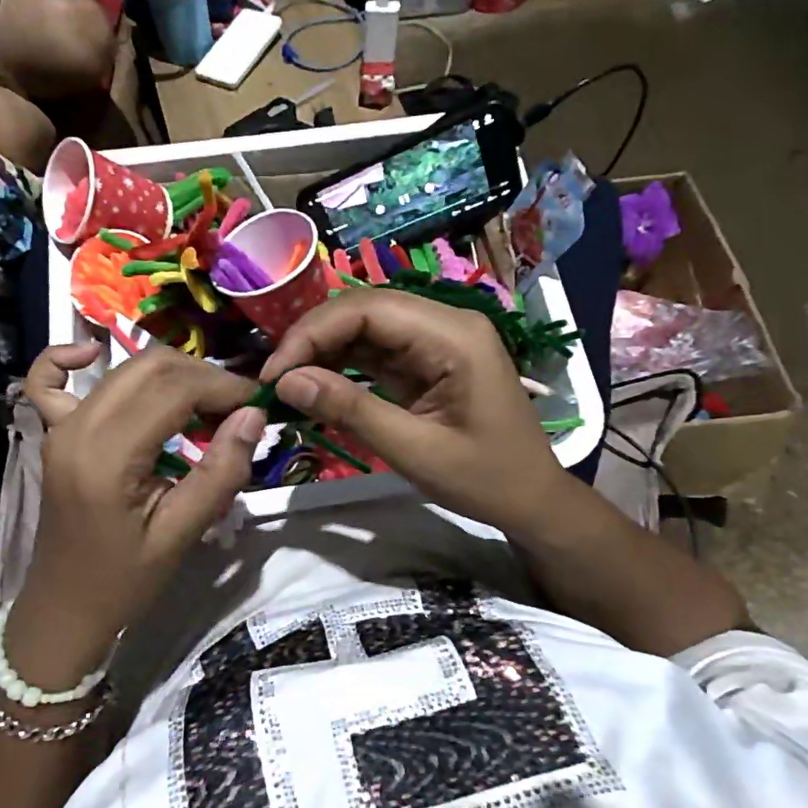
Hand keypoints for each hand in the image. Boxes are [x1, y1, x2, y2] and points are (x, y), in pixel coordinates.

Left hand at [22, 344, 264, 634]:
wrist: (66, 608)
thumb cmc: (125, 580)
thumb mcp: (182, 534)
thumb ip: (220, 471)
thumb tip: (253, 416)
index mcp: (108, 455)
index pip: (174, 389)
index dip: (224, 387)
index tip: (259, 404)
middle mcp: (78, 427)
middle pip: (150, 367)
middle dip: (204, 377)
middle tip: (239, 407)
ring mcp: (60, 427)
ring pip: (123, 370)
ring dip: (173, 375)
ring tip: (208, 405)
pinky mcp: (54, 434)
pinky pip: (49, 382)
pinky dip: (70, 359)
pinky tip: (92, 353)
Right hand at [259, 291, 574, 537]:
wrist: (531, 498)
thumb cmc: (484, 479)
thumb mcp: (415, 450)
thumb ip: (352, 410)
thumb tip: (287, 382)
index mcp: (454, 336)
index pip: (369, 309)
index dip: (313, 333)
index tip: (276, 373)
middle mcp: (448, 324)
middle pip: (367, 310)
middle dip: (316, 339)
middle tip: (277, 379)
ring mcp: (441, 340)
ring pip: (370, 328)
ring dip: (327, 351)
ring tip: (289, 383)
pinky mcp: (433, 360)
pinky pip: (382, 351)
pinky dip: (347, 365)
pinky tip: (319, 383)